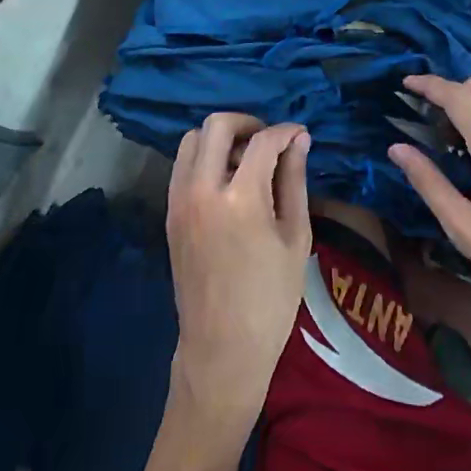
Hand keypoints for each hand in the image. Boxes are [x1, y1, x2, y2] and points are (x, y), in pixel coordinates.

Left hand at [167, 113, 313, 422]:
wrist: (222, 347)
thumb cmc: (271, 298)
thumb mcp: (296, 238)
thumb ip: (294, 182)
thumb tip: (300, 142)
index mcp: (240, 200)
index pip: (262, 141)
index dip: (286, 131)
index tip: (300, 135)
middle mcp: (201, 191)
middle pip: (216, 126)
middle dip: (247, 123)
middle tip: (270, 141)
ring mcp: (179, 202)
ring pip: (191, 141)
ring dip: (221, 139)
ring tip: (247, 161)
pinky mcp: (170, 214)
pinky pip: (182, 167)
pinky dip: (204, 159)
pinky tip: (229, 182)